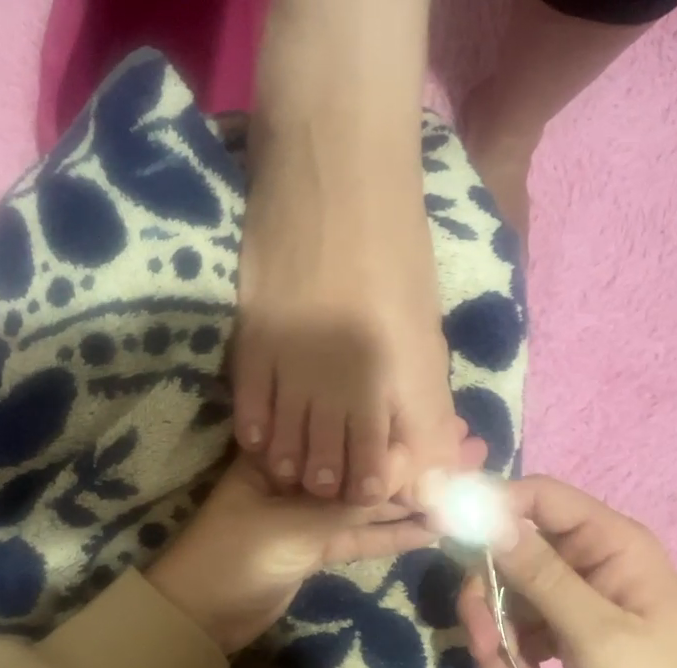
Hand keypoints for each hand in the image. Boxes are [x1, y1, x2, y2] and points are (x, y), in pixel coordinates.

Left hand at [146, 455, 437, 653]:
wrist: (200, 617)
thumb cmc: (236, 556)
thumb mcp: (295, 526)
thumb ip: (353, 505)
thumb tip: (410, 474)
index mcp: (284, 456)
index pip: (348, 436)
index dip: (397, 435)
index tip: (444, 429)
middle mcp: (301, 478)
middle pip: (364, 468)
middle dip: (414, 465)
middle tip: (469, 456)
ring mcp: (309, 516)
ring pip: (368, 504)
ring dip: (412, 500)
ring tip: (462, 489)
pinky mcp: (316, 548)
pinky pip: (361, 535)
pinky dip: (393, 533)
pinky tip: (432, 528)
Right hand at [233, 157, 459, 505]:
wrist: (336, 170)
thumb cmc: (394, 243)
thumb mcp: (425, 321)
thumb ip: (424, 394)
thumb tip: (426, 451)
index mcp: (398, 373)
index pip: (389, 458)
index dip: (381, 483)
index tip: (377, 486)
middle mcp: (346, 379)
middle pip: (335, 459)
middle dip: (337, 482)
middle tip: (332, 487)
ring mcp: (294, 362)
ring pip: (291, 443)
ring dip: (296, 465)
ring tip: (298, 475)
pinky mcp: (253, 341)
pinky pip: (251, 407)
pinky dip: (258, 433)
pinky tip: (263, 443)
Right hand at [449, 477, 676, 667]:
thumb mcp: (596, 632)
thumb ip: (541, 575)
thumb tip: (489, 518)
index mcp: (608, 542)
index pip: (537, 497)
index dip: (491, 512)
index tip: (450, 542)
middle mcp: (585, 559)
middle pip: (506, 557)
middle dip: (487, 609)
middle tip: (486, 652)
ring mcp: (570, 595)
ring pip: (504, 602)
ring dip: (500, 652)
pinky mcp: (558, 628)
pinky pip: (515, 633)